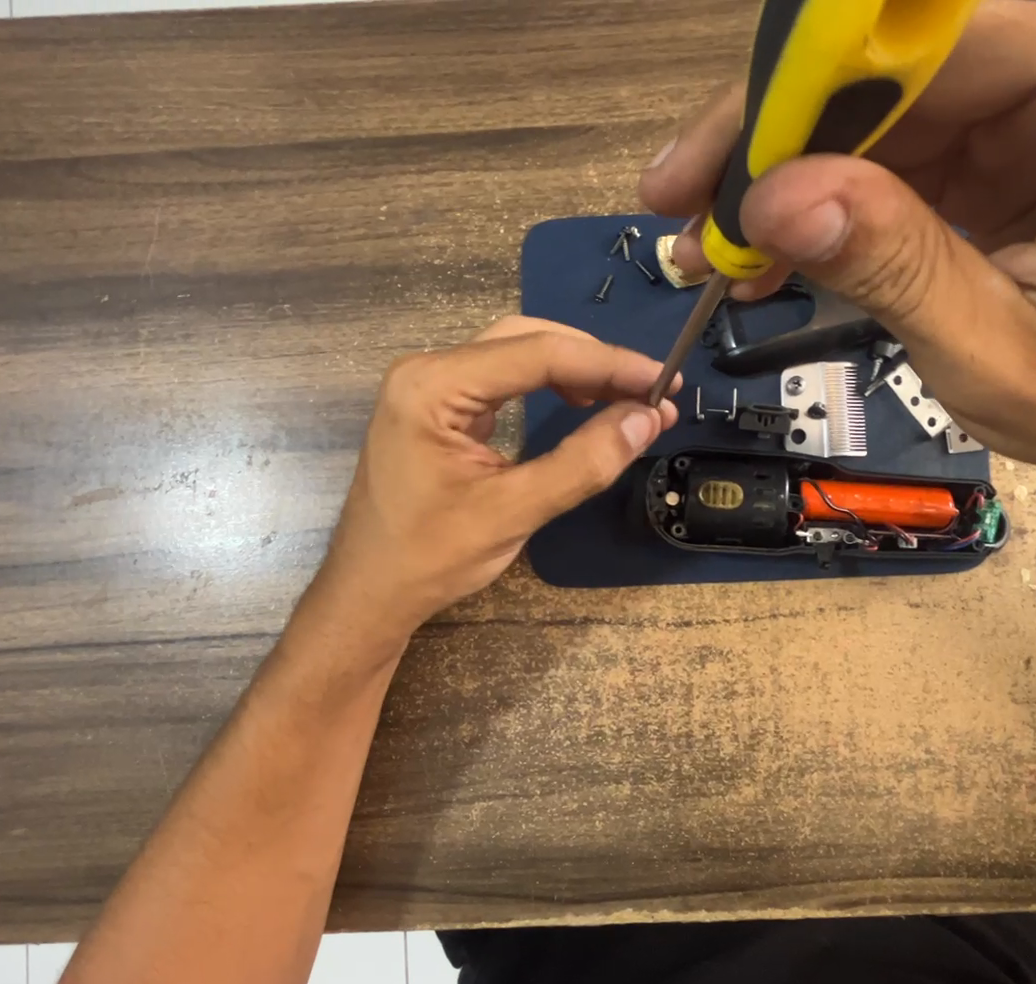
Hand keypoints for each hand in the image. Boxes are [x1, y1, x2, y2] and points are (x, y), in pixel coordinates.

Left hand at [306, 317, 678, 640]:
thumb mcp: (513, 512)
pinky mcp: (438, 409)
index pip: (537, 353)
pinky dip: (548, 387)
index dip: (608, 363)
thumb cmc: (429, 557)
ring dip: (574, 371)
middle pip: (525, 340)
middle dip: (592, 361)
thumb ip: (582, 463)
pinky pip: (502, 381)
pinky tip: (581, 402)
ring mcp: (430, 388)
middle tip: (650, 389)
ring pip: (515, 355)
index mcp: (433, 386)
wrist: (370, 592)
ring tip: (626, 397)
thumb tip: (647, 419)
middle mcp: (427, 371)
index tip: (665, 382)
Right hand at [641, 0, 1035, 515]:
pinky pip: (890, 138)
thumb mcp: (993, 356)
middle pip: (927, 37)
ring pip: (887, 88)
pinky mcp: (1002, 133)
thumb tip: (775, 199)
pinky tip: (757, 246)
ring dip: (784, 161)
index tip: (851, 13)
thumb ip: (896, 269)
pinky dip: (818, 191)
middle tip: (683, 188)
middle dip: (792, 108)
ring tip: (702, 238)